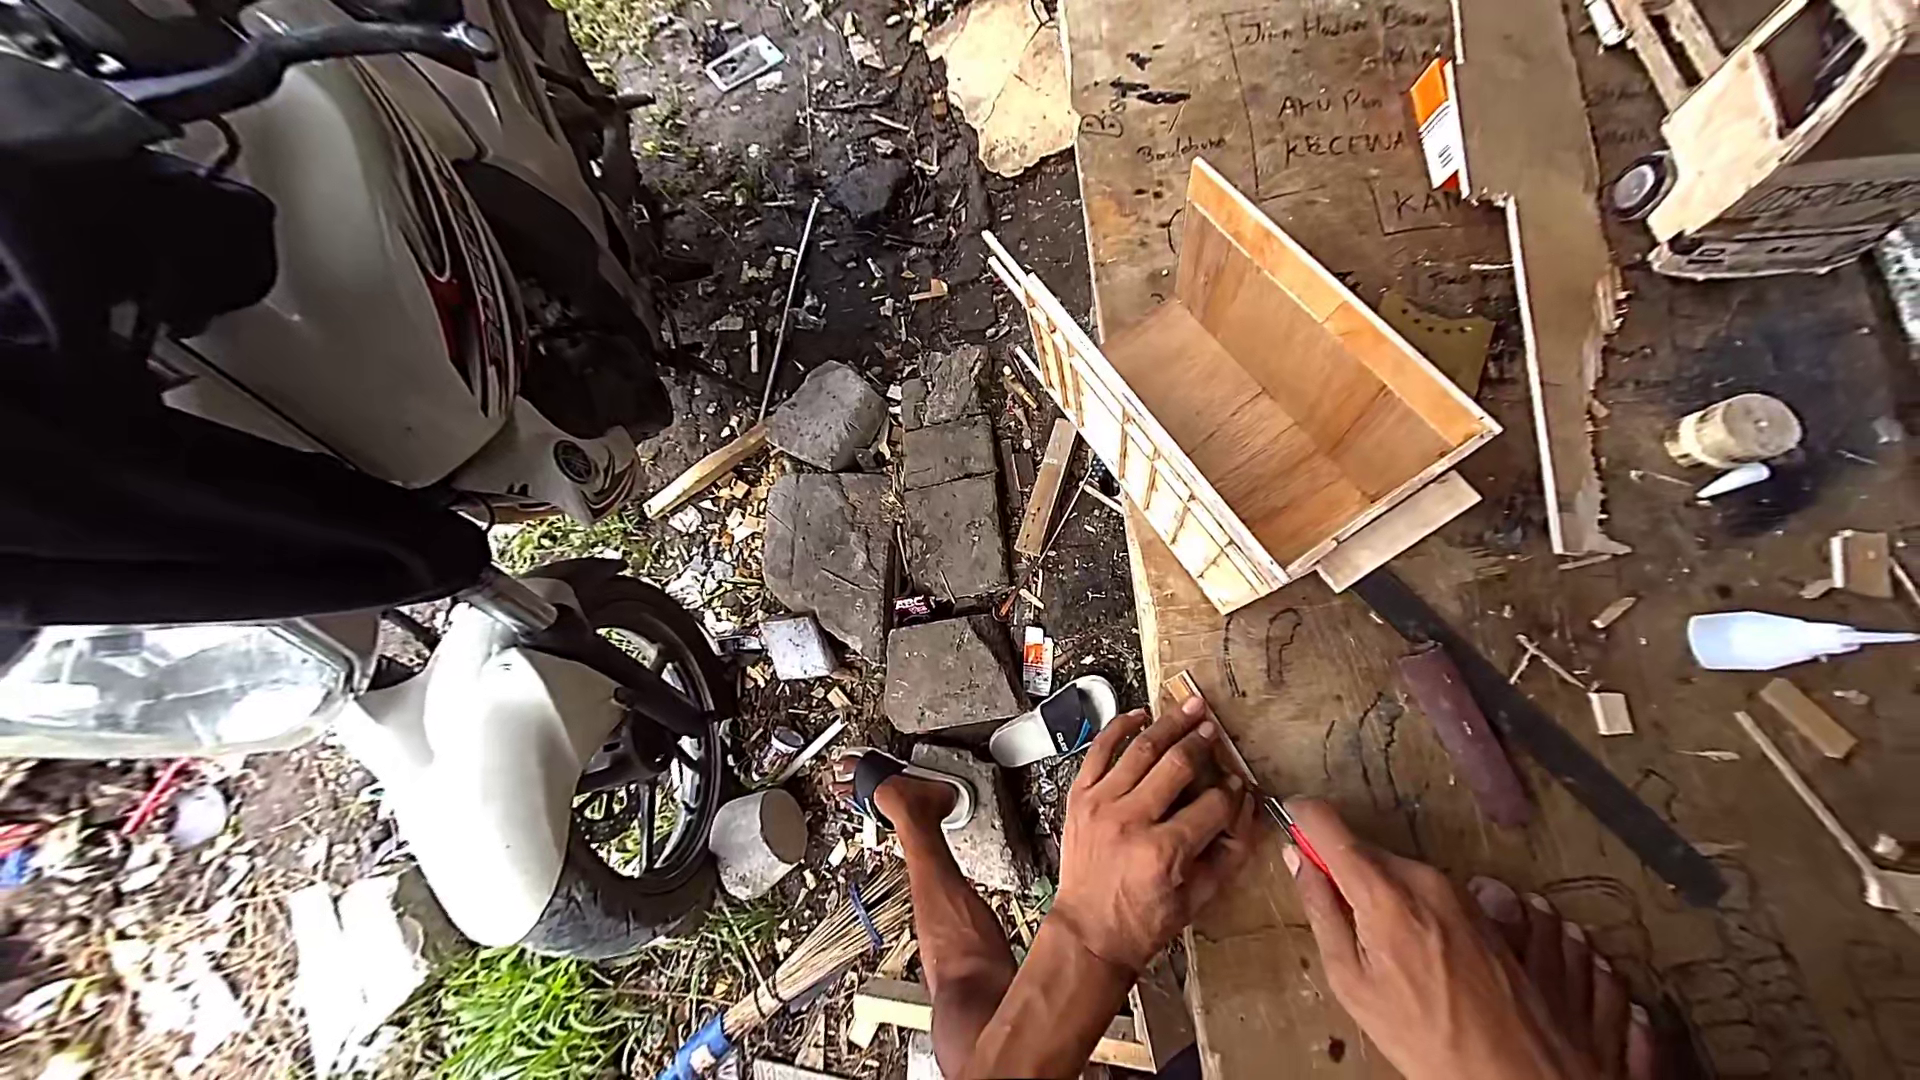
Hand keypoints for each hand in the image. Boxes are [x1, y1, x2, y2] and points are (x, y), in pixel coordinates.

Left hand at [1049, 697, 1256, 972]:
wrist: (1088, 928)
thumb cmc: (1144, 920)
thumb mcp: (1197, 899)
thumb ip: (1228, 854)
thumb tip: (1247, 809)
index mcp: (1163, 852)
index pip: (1211, 806)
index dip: (1231, 792)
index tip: (1238, 783)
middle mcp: (1129, 820)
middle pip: (1175, 765)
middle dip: (1201, 742)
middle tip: (1214, 727)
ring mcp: (1100, 802)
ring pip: (1140, 749)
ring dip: (1168, 724)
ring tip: (1189, 707)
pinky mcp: (1080, 794)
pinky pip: (1100, 749)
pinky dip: (1120, 727)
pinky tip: (1140, 714)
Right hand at [1285, 798, 1588, 1079]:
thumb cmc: (1427, 1041)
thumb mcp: (1351, 981)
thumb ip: (1319, 908)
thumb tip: (1296, 857)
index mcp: (1383, 893)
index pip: (1324, 820)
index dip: (1299, 817)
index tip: (1290, 827)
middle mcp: (1424, 877)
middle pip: (1361, 848)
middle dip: (1342, 868)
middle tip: (1345, 919)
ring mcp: (1462, 891)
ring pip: (1396, 868)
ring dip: (1381, 888)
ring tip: (1393, 949)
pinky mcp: (1489, 908)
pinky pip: (1429, 887)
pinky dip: (1414, 902)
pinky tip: (1427, 952)